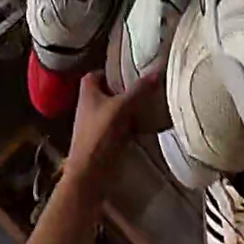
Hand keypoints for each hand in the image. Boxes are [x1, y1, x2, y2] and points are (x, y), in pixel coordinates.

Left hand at [66, 70, 161, 189]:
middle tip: (146, 85)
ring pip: (116, 108)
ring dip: (130, 107)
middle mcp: (89, 104)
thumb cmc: (100, 134)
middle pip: (109, 91)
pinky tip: (148, 123)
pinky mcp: (104, 139)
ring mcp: (96, 123)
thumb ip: (138, 90)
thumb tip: (156, 71)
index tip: (131, 70)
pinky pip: (120, 125)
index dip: (112, 70)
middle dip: (126, 89)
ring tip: (151, 101)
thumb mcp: (121, 108)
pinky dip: (132, 123)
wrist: (89, 174)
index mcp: (87, 91)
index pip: (98, 73)